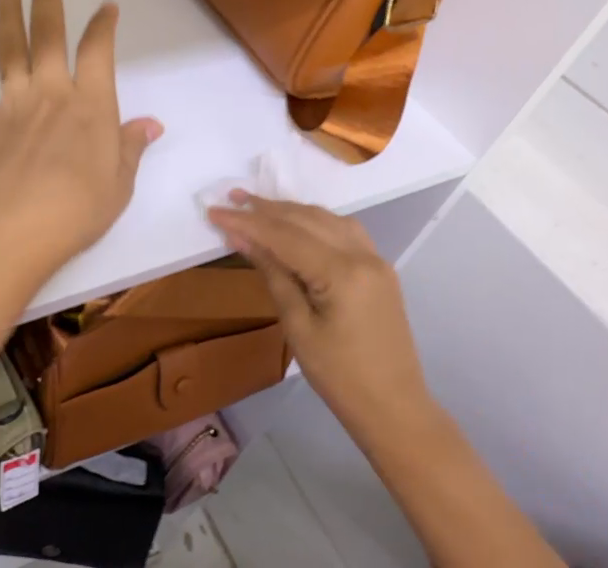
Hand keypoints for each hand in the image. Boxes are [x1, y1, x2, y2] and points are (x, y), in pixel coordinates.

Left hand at [0, 0, 162, 280]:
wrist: (16, 228)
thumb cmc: (78, 209)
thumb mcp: (119, 184)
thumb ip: (130, 148)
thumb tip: (150, 124)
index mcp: (91, 104)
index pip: (98, 52)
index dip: (103, 25)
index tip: (106, 6)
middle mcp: (51, 93)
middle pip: (49, 35)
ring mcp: (15, 105)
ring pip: (10, 51)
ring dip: (7, 16)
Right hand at [207, 193, 432, 435]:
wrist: (394, 409)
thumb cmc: (338, 375)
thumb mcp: (296, 326)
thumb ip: (272, 274)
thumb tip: (242, 238)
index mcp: (341, 273)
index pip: (284, 235)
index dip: (247, 221)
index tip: (213, 212)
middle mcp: (362, 256)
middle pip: (305, 219)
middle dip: (265, 209)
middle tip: (229, 200)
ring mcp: (376, 260)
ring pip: (326, 219)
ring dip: (289, 210)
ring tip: (255, 207)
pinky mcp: (379, 269)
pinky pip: (343, 230)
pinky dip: (314, 221)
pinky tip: (296, 223)